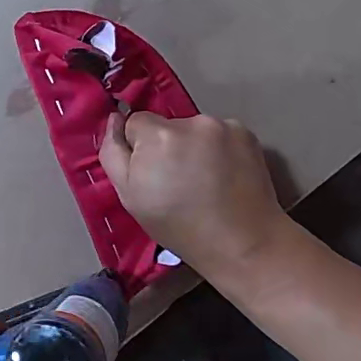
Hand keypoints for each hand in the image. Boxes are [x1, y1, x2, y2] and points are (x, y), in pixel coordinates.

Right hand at [99, 111, 290, 274]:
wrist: (242, 242)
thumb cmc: (178, 225)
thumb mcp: (130, 197)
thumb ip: (113, 153)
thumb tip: (115, 119)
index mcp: (158, 135)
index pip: (136, 122)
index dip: (139, 149)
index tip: (152, 175)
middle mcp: (192, 121)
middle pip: (167, 125)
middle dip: (167, 147)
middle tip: (178, 183)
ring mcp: (223, 125)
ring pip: (194, 130)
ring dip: (193, 147)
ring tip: (203, 182)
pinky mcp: (247, 134)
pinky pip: (220, 135)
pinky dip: (218, 150)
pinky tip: (224, 176)